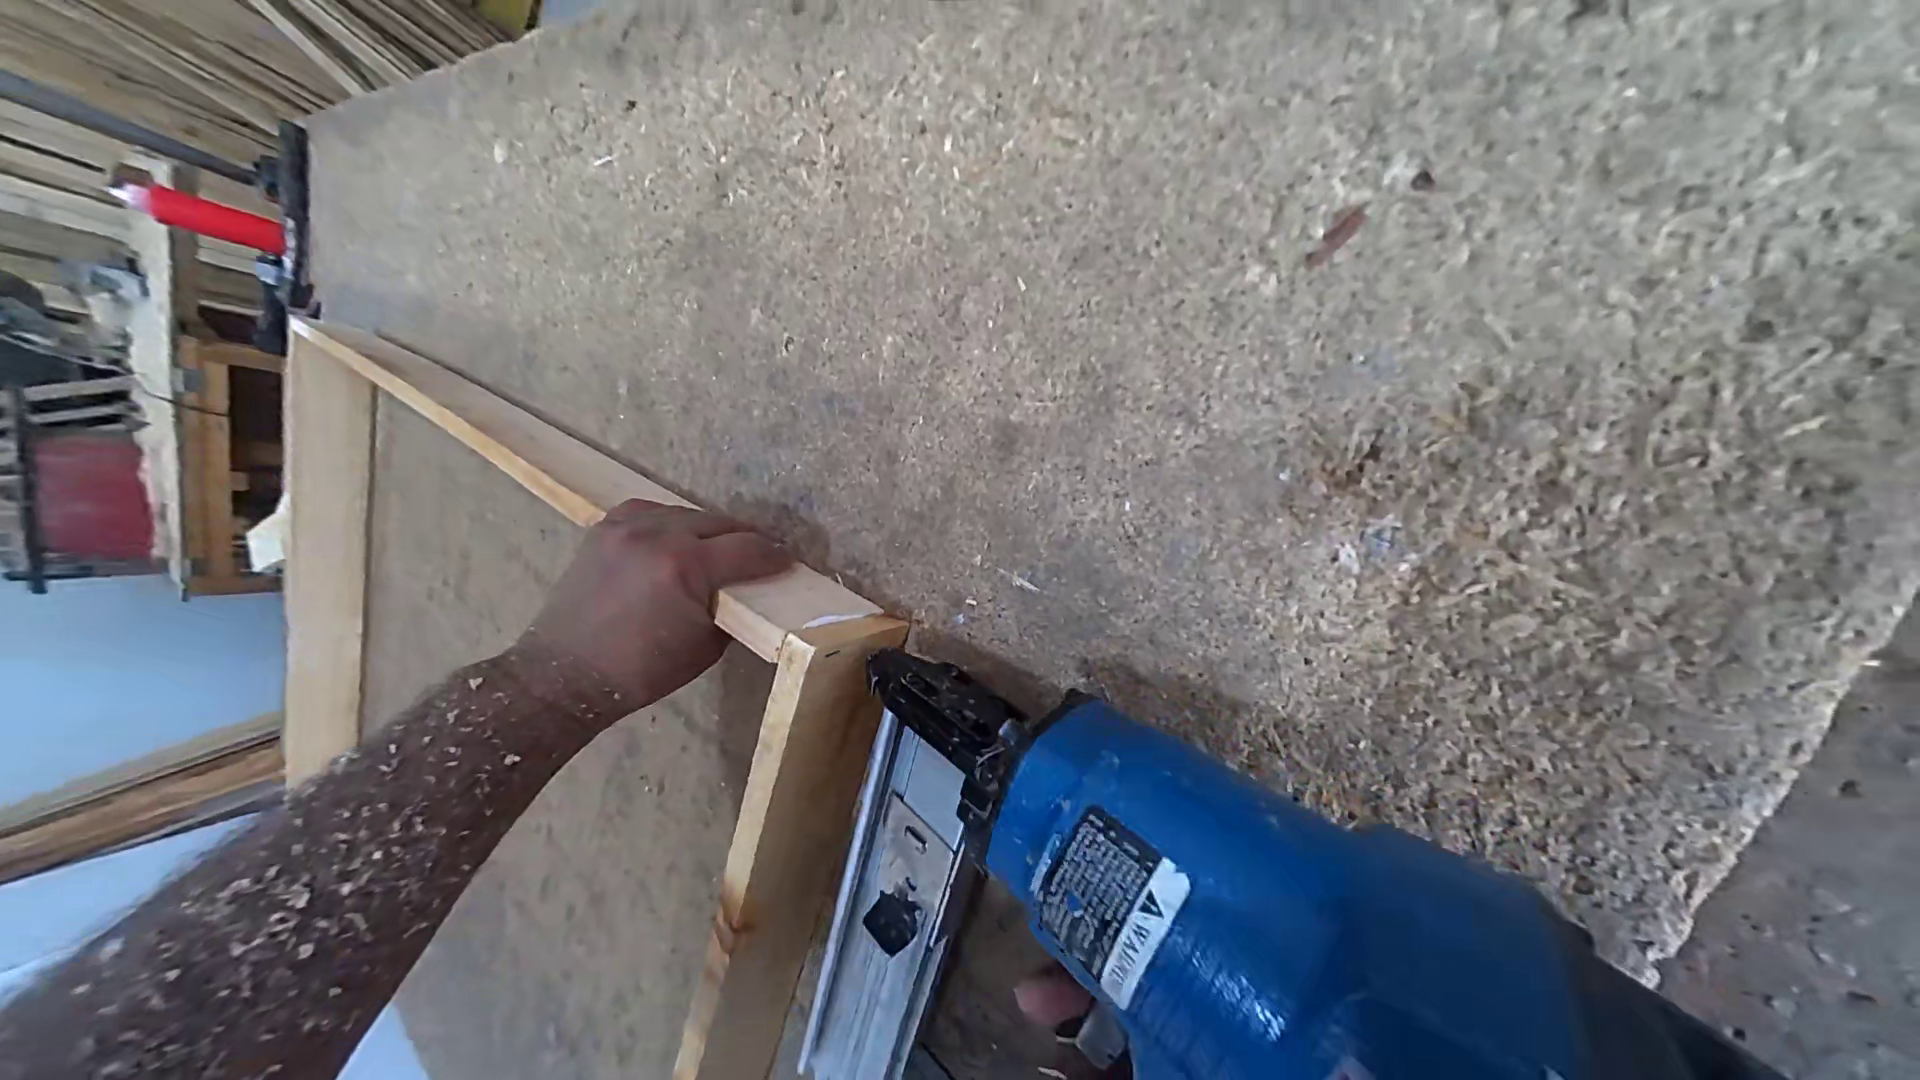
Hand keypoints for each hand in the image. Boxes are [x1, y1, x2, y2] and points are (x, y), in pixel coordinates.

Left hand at [520, 498, 791, 705]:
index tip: (787, 563)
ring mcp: (626, 527)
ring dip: (711, 530)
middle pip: (721, 522)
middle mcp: (657, 535)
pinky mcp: (605, 528)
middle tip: (761, 555)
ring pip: (688, 513)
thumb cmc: (642, 670)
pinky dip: (673, 522)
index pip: (748, 548)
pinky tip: (678, 537)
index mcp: (685, 566)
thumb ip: (733, 607)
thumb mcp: (706, 646)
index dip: (774, 556)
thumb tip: (749, 590)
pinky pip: (653, 511)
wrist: (564, 674)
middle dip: (747, 539)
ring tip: (721, 547)